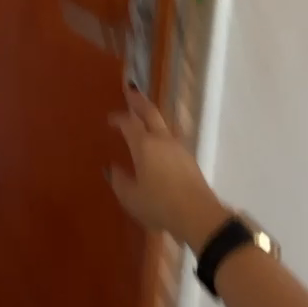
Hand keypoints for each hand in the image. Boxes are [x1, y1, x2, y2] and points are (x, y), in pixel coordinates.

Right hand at [108, 85, 229, 249]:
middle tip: (130, 91)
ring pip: (163, 124)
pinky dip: (161, 134)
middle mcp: (161, 140)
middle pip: (150, 113)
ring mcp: (178, 147)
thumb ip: (119, 181)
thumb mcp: (131, 197)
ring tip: (144, 118)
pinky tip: (158, 145)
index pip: (129, 123)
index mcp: (144, 145)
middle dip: (139, 101)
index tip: (110, 118)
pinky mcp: (189, 158)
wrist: (197, 215)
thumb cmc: (159, 205)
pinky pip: (170, 139)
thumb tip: (112, 168)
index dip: (118, 118)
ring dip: (152, 117)